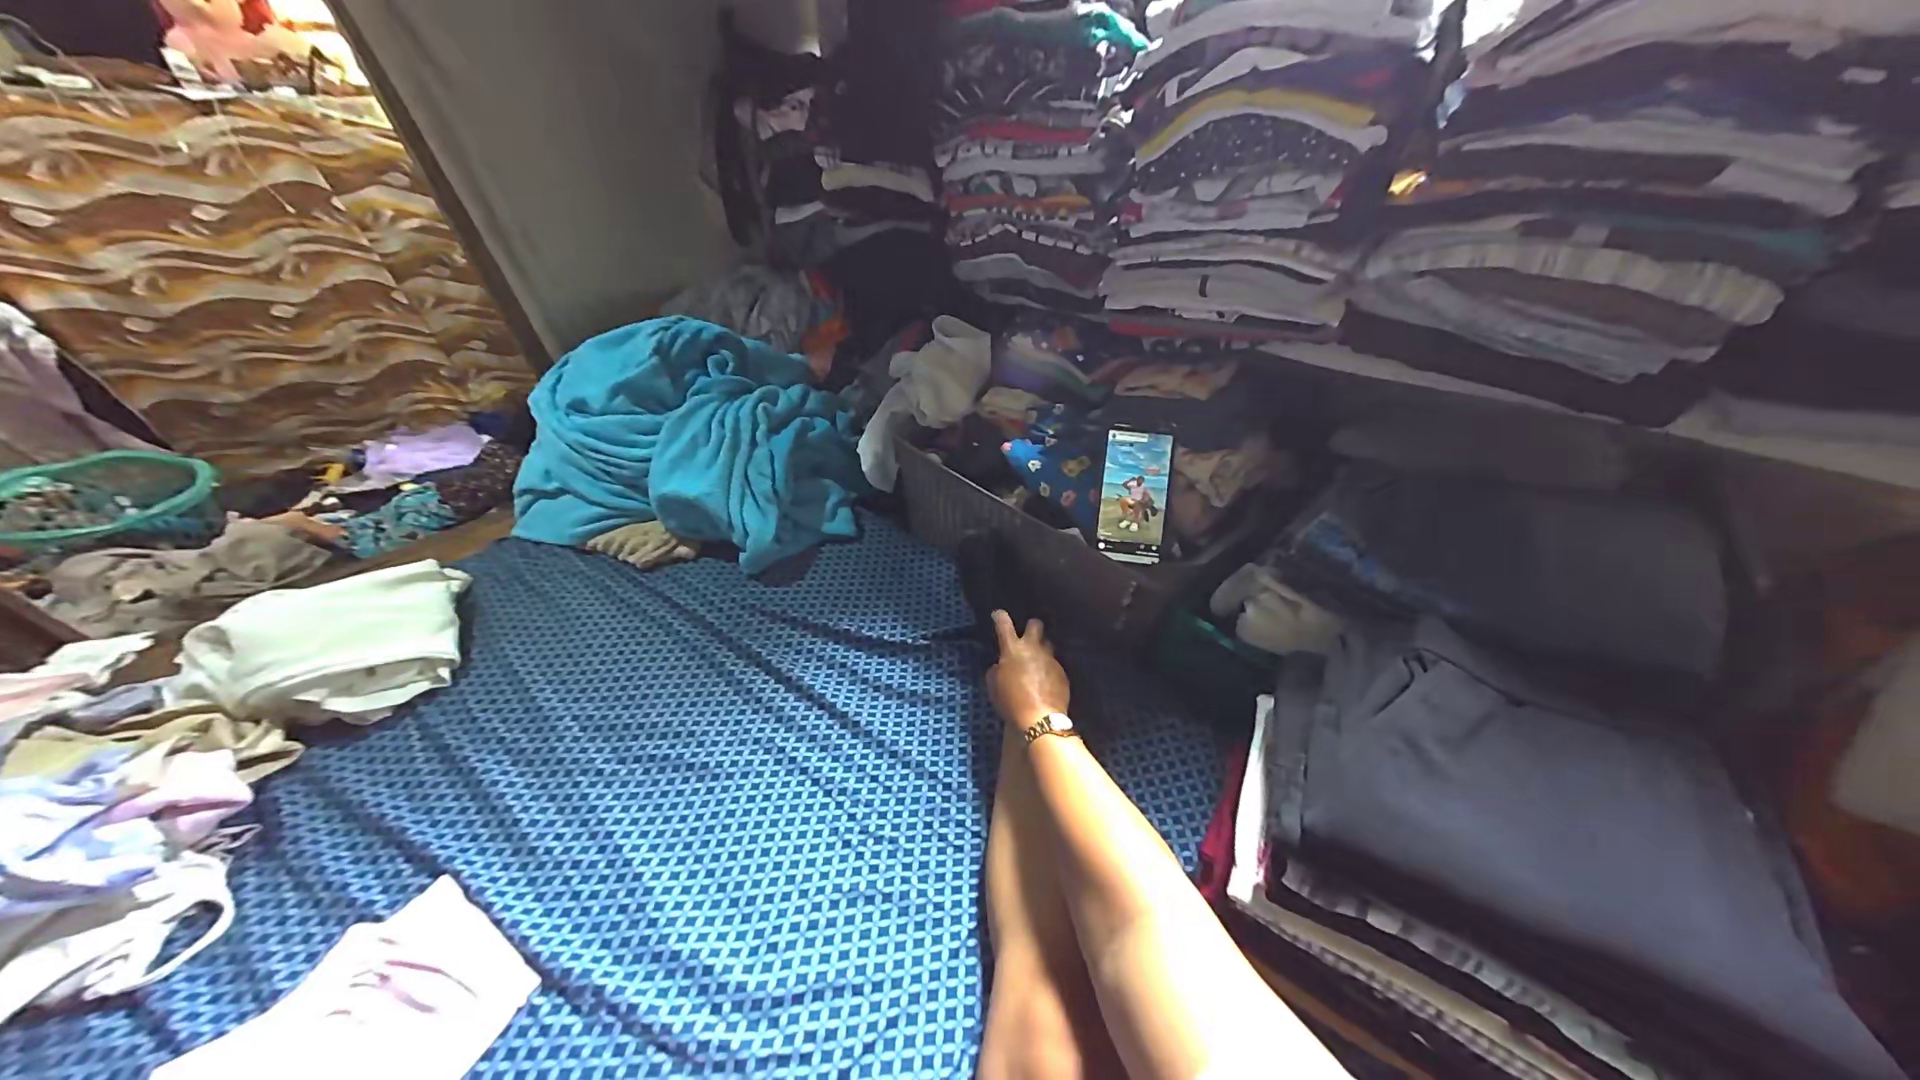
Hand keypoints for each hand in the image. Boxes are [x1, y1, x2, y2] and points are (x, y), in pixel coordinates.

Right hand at [988, 610, 1070, 732]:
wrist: (1040, 719)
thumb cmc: (1011, 702)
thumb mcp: (994, 687)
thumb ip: (996, 671)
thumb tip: (1000, 666)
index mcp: (1013, 650)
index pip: (1004, 625)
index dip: (1000, 617)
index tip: (998, 614)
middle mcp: (1033, 648)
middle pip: (1035, 625)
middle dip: (1031, 626)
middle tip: (1027, 634)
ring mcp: (1051, 659)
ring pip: (1048, 644)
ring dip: (1042, 649)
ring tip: (1037, 660)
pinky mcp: (1062, 672)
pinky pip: (1054, 664)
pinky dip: (1048, 669)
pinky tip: (1045, 680)